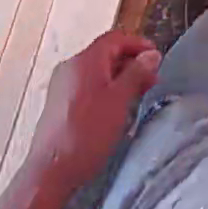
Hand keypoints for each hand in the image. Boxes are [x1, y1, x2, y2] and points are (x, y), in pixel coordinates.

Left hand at [22, 31, 160, 196]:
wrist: (51, 170)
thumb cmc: (88, 132)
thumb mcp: (119, 101)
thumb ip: (136, 74)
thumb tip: (152, 54)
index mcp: (85, 60)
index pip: (115, 38)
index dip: (138, 44)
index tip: (156, 57)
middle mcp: (71, 65)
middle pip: (105, 53)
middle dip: (131, 62)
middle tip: (152, 79)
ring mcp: (62, 83)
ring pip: (97, 70)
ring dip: (119, 76)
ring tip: (138, 94)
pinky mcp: (59, 101)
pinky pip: (87, 84)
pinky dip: (105, 88)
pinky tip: (116, 107)